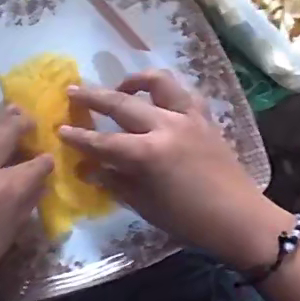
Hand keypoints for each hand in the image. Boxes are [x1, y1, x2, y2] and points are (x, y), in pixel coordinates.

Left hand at [0, 108, 51, 300]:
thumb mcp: (11, 233)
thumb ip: (27, 201)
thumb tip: (38, 178)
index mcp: (6, 190)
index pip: (37, 164)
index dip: (46, 161)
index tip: (49, 159)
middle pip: (7, 131)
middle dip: (23, 123)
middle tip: (30, 121)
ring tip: (7, 112)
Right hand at [59, 70, 291, 269]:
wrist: (240, 219)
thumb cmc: (189, 220)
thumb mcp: (145, 204)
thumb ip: (115, 181)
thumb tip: (88, 168)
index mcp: (148, 153)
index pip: (103, 141)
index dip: (79, 136)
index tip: (59, 128)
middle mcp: (166, 126)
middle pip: (122, 103)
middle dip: (94, 97)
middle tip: (73, 91)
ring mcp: (189, 117)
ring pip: (159, 82)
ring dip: (135, 80)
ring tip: (121, 87)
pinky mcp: (206, 118)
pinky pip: (183, 93)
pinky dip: (166, 90)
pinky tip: (158, 99)